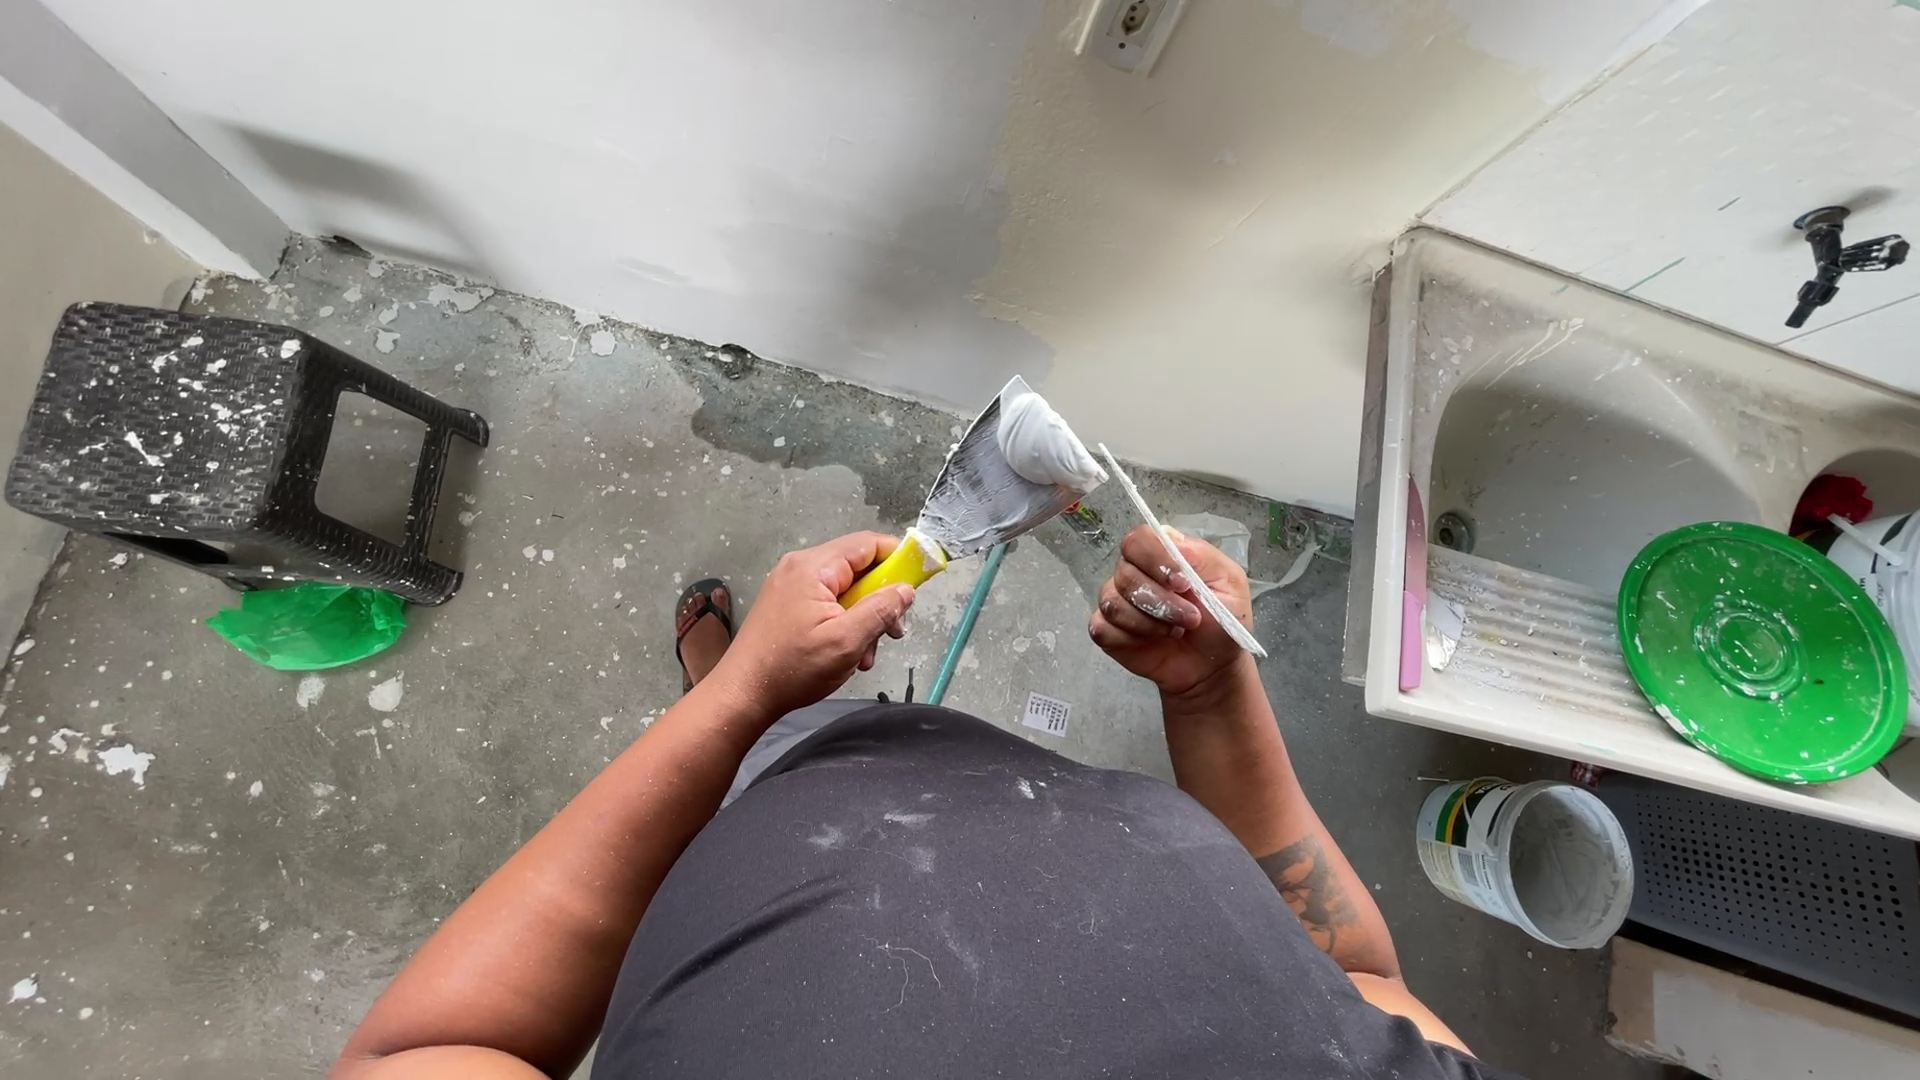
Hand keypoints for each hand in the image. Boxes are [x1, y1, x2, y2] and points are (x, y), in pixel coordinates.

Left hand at [705, 532, 915, 720]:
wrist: (742, 695)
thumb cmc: (793, 669)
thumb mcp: (846, 641)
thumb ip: (880, 610)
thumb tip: (906, 589)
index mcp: (814, 567)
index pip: (868, 544)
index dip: (898, 559)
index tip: (917, 584)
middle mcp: (801, 567)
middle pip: (859, 567)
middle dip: (881, 599)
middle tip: (892, 632)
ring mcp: (791, 585)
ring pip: (846, 589)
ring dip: (864, 618)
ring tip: (865, 654)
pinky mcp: (787, 604)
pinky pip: (828, 603)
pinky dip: (844, 623)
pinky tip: (847, 654)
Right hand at [1089, 525, 1252, 696]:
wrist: (1211, 665)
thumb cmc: (1221, 620)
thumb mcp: (1229, 583)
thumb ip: (1202, 557)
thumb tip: (1169, 540)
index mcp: (1160, 554)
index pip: (1139, 539)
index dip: (1155, 558)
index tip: (1182, 584)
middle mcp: (1132, 571)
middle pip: (1125, 573)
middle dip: (1160, 601)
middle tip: (1191, 618)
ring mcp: (1116, 600)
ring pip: (1112, 602)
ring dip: (1148, 622)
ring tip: (1176, 631)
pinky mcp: (1106, 629)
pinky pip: (1102, 627)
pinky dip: (1129, 638)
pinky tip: (1151, 642)